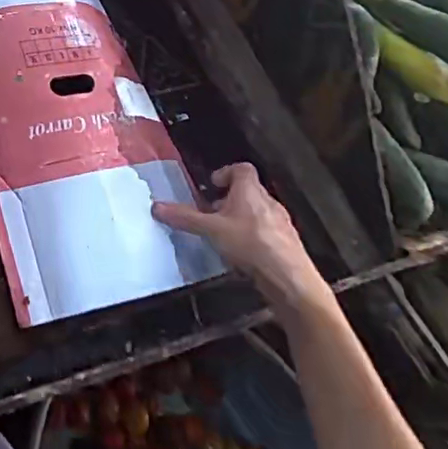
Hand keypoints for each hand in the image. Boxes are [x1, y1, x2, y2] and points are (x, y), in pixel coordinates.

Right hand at [152, 163, 332, 316]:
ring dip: (240, 219)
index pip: (241, 169)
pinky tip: (241, 255)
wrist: (290, 280)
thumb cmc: (251, 245)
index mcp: (250, 191)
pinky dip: (252, 237)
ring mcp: (281, 223)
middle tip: (211, 213)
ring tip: (223, 235)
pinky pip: (266, 232)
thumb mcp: (211, 230)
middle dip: (228, 200)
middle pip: (248, 192)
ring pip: (257, 213)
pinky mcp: (287, 244)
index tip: (212, 185)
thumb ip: (185, 218)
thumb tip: (157, 207)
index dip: (225, 173)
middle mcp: (268, 202)